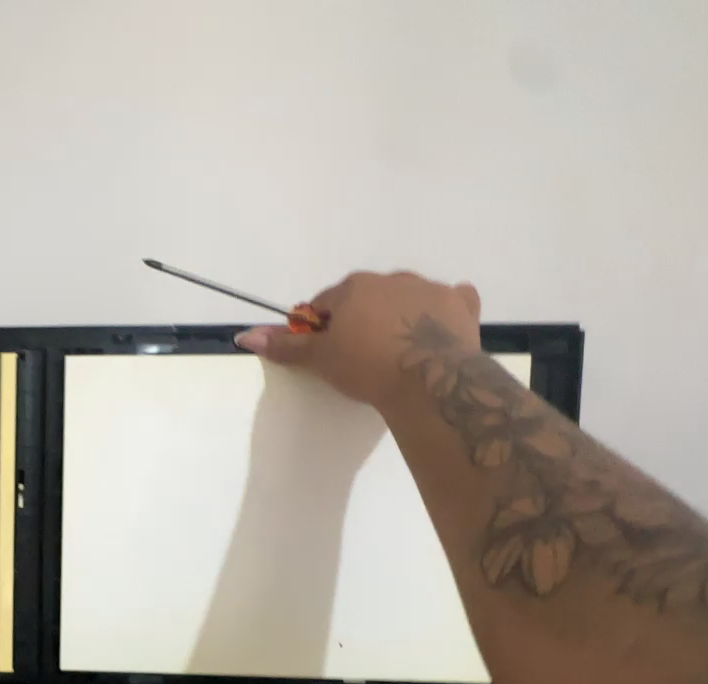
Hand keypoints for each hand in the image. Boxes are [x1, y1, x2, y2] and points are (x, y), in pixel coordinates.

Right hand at [234, 271, 482, 407]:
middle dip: (359, 319)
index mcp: (354, 287)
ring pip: (405, 298)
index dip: (320, 328)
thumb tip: (245, 336)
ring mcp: (430, 289)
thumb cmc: (365, 367)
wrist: (429, 381)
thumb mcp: (319, 359)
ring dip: (396, 315)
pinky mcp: (462, 306)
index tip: (322, 351)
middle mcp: (392, 279)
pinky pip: (449, 301)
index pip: (325, 303)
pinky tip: (435, 331)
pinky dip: (440, 313)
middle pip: (365, 297)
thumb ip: (285, 346)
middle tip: (356, 355)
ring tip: (393, 351)